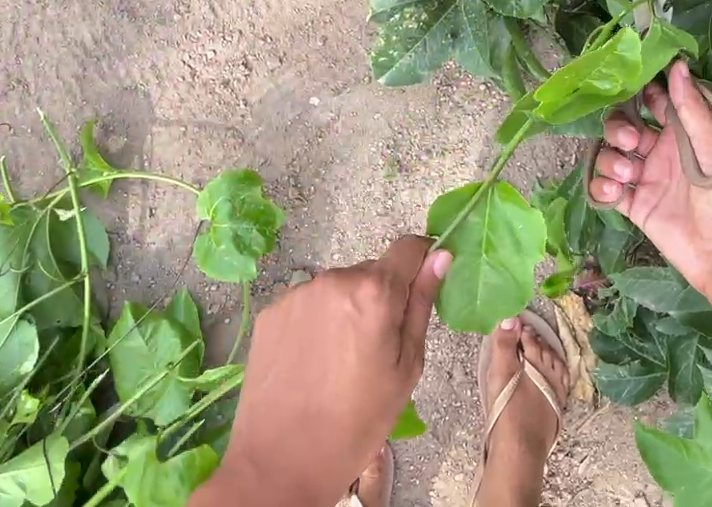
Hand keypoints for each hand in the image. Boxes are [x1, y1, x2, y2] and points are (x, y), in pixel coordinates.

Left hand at [198, 236, 449, 506]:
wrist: (278, 465)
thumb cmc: (356, 423)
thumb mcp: (406, 367)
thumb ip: (422, 304)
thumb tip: (440, 256)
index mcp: (375, 292)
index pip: (409, 246)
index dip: (420, 261)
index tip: (421, 287)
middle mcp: (335, 279)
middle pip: (373, 271)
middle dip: (381, 296)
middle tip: (376, 346)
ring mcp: (298, 294)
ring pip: (340, 287)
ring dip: (348, 308)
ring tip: (341, 358)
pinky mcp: (271, 312)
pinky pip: (309, 302)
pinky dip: (318, 320)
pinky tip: (313, 360)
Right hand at [590, 60, 711, 298]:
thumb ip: (692, 109)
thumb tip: (677, 65)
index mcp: (683, 132)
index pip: (654, 100)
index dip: (638, 90)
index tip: (623, 83)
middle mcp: (660, 150)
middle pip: (623, 125)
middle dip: (618, 128)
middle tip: (631, 142)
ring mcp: (645, 177)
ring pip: (612, 154)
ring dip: (612, 160)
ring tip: (629, 176)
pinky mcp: (633, 204)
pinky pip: (605, 187)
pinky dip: (601, 186)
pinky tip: (614, 193)